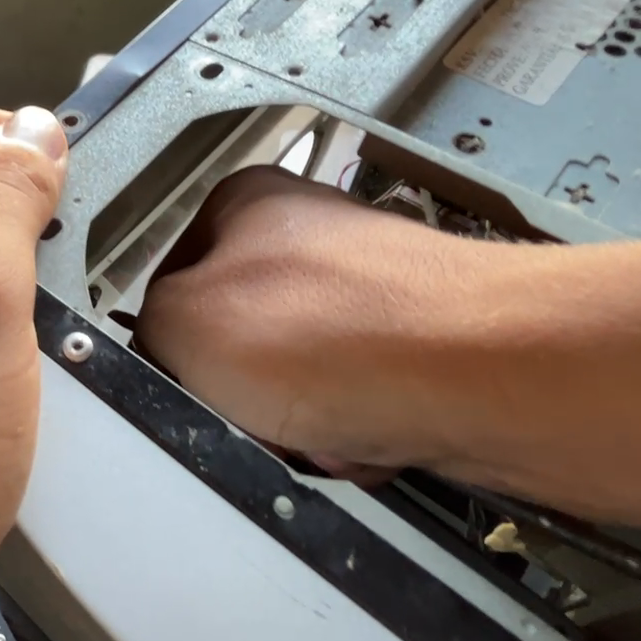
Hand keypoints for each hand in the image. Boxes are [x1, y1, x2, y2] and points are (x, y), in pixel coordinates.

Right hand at [138, 165, 504, 472]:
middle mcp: (309, 232)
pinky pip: (356, 395)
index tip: (189, 383)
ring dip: (298, 421)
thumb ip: (145, 326)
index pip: (171, 283)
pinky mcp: (424, 338)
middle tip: (262, 415)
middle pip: (238, 336)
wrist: (494, 377)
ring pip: (296, 375)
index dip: (172, 344)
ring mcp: (371, 285)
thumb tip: (161, 346)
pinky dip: (354, 428)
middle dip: (245, 395)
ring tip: (326, 431)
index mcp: (244, 202)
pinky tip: (371, 438)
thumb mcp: (183, 324)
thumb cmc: (325, 334)